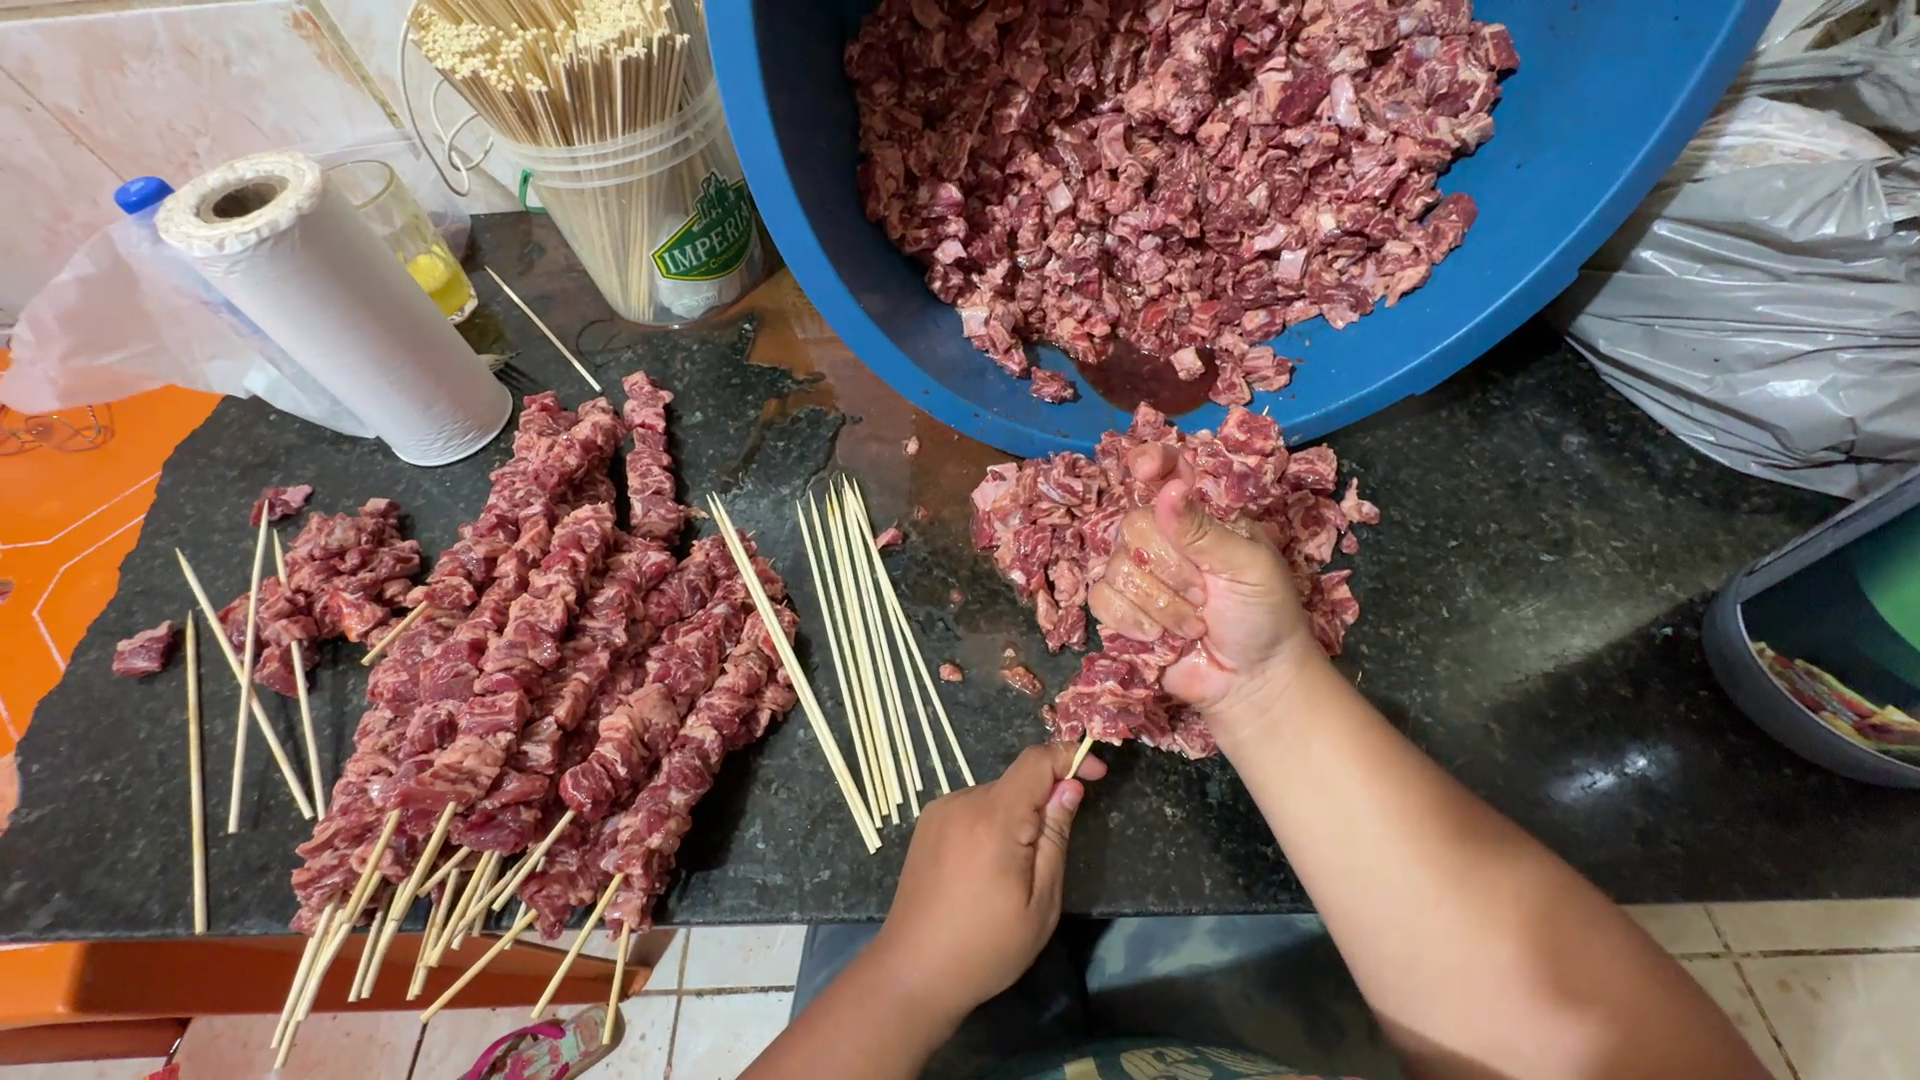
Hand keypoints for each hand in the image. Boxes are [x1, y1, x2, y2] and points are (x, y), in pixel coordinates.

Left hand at [866, 744, 1107, 1021]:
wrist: (912, 972)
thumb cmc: (986, 947)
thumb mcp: (1041, 901)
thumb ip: (1056, 836)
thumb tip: (1070, 786)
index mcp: (993, 817)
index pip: (1036, 761)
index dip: (1071, 757)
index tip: (1098, 773)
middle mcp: (962, 802)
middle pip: (1016, 782)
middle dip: (1043, 805)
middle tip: (1048, 860)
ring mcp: (940, 811)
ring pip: (995, 797)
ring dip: (1015, 819)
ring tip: (1010, 877)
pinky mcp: (927, 825)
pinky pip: (973, 810)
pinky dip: (991, 826)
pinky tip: (984, 872)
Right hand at [1087, 442, 1321, 718]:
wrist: (1251, 679)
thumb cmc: (1263, 615)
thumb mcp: (1248, 566)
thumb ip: (1204, 530)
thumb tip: (1169, 490)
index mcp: (1199, 516)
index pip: (1166, 471)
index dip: (1150, 462)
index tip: (1145, 470)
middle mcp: (1162, 538)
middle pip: (1134, 526)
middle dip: (1170, 569)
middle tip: (1204, 594)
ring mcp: (1138, 573)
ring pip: (1117, 567)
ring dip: (1159, 603)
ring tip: (1193, 624)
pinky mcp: (1120, 610)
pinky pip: (1101, 599)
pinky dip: (1131, 620)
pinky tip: (1160, 636)